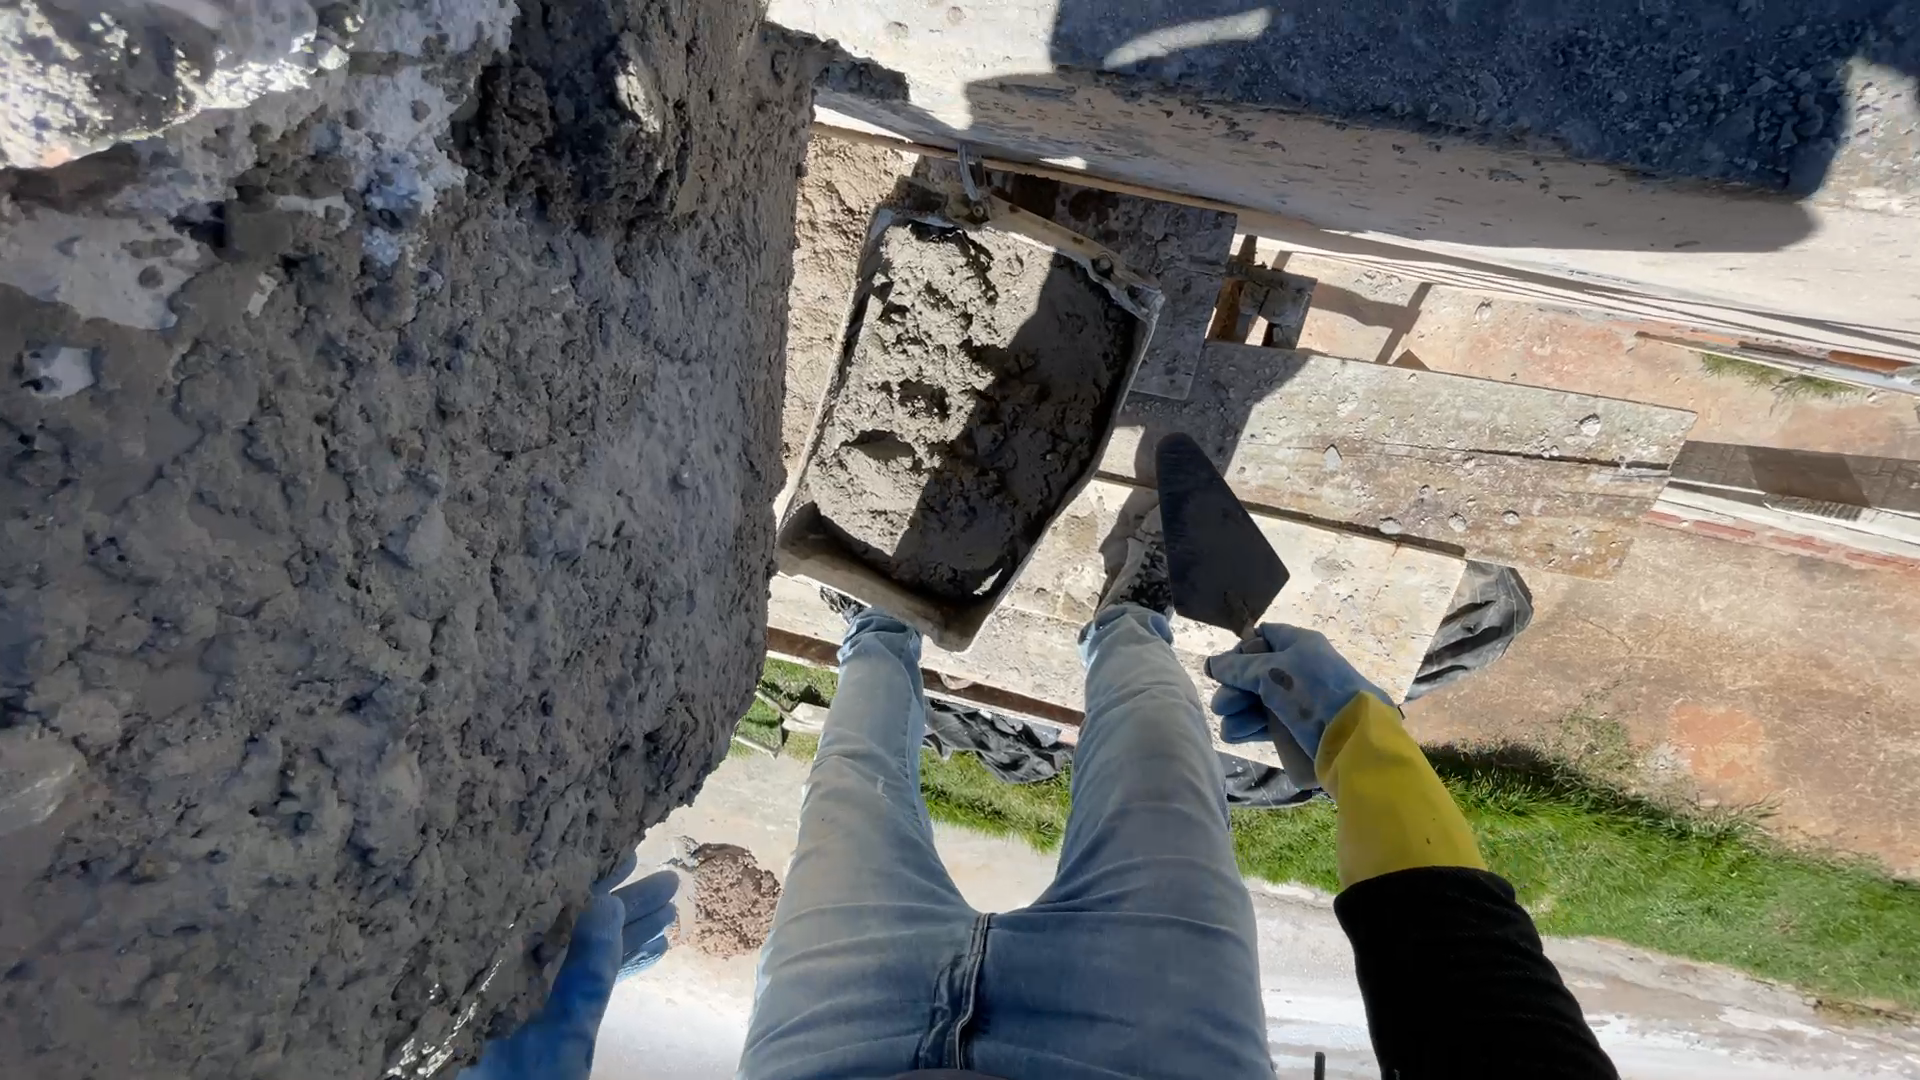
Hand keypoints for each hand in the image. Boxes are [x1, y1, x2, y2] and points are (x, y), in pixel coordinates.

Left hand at [460, 857, 678, 1079]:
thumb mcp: (561, 1039)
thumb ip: (584, 975)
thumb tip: (609, 903)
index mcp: (493, 976)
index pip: (549, 910)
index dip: (595, 882)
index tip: (633, 855)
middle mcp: (500, 982)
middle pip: (570, 929)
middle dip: (624, 908)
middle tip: (670, 884)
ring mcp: (515, 1006)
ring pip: (579, 955)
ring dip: (626, 935)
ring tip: (669, 915)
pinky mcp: (528, 1028)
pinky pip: (575, 983)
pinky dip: (611, 966)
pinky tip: (651, 952)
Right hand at [1206, 624, 1391, 765]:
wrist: (1353, 742)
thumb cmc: (1311, 694)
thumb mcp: (1269, 672)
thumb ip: (1236, 667)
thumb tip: (1210, 664)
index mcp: (1298, 645)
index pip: (1262, 637)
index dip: (1240, 651)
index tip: (1224, 668)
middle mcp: (1298, 668)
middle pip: (1253, 672)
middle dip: (1233, 688)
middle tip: (1222, 706)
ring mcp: (1298, 699)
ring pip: (1256, 700)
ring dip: (1237, 711)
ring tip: (1229, 727)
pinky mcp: (1297, 727)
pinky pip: (1265, 722)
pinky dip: (1249, 727)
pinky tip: (1235, 735)